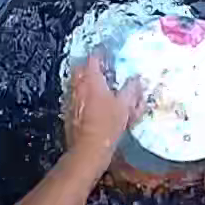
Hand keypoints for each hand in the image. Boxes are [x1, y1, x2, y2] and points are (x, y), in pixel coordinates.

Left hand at [66, 54, 141, 173]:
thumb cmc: (107, 125)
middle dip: (91, 65)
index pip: (94, 57)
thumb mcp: (125, 106)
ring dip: (85, 80)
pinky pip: (74, 96)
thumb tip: (136, 79)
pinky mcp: (68, 111)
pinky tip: (91, 103)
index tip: (109, 53)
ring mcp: (71, 98)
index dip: (101, 53)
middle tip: (103, 68)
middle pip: (81, 67)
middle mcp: (78, 85)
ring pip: (76, 82)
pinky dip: (82, 95)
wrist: (88, 150)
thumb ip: (131, 89)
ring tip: (98, 85)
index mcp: (91, 79)